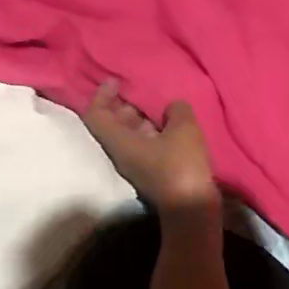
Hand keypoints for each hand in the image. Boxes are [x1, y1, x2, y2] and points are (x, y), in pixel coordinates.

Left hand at [82, 80, 218, 211]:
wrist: (192, 207)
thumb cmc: (181, 164)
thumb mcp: (183, 128)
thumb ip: (176, 110)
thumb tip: (172, 108)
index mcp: (119, 143)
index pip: (95, 115)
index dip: (102, 95)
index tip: (118, 81)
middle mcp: (121, 154)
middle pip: (111, 125)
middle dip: (122, 105)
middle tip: (139, 91)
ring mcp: (136, 165)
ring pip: (129, 136)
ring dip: (140, 119)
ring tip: (159, 104)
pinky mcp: (152, 171)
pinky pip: (144, 145)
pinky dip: (152, 131)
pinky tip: (171, 125)